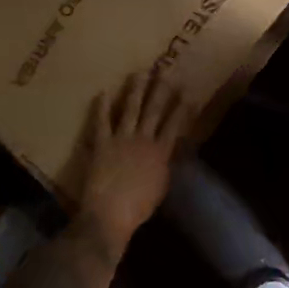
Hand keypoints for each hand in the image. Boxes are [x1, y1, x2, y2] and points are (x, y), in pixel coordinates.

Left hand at [80, 72, 189, 245]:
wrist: (110, 215)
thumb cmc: (139, 208)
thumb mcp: (160, 186)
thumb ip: (164, 165)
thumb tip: (168, 152)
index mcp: (161, 153)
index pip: (174, 125)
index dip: (181, 108)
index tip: (187, 92)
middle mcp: (143, 140)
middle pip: (154, 110)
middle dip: (161, 90)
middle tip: (165, 71)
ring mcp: (121, 139)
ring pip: (131, 109)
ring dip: (136, 90)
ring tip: (139, 73)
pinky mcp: (101, 144)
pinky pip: (101, 121)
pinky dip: (102, 106)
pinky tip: (104, 91)